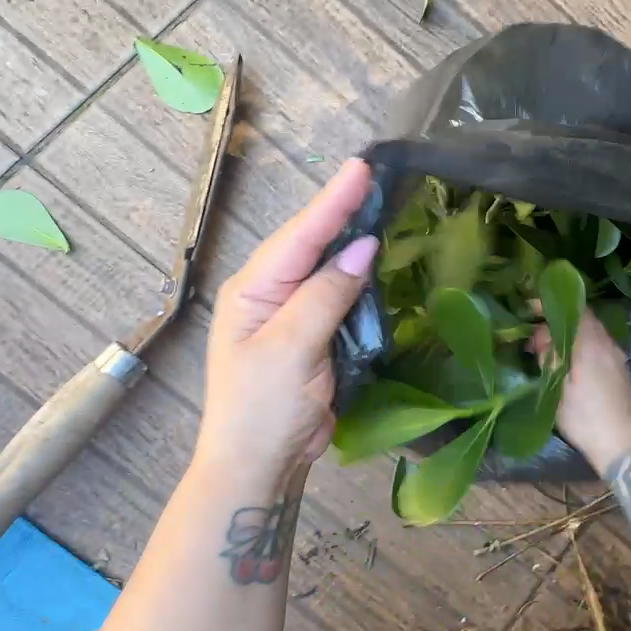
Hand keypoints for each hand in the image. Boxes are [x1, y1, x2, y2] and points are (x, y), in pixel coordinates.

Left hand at [194, 159, 376, 485]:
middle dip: (340, 209)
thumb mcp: (292, 348)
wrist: (258, 463)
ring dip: (350, 237)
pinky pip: (337, 295)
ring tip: (377, 202)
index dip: (332, 202)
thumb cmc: (263, 408)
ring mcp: (290, 315)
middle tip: (374, 176)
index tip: (362, 167)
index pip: (299, 236)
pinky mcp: (312, 336)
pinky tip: (373, 257)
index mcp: (253, 290)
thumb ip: (325, 295)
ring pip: (325, 267)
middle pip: (309, 243)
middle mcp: (269, 294)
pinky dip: (356, 274)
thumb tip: (362, 248)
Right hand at [548, 312, 630, 475]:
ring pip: (589, 332)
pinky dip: (578, 344)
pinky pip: (596, 345)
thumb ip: (549, 356)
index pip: (573, 308)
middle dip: (556, 319)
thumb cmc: (586, 417)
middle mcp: (607, 343)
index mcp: (591, 343)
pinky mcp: (619, 369)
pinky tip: (565, 361)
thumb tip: (540, 333)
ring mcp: (616, 356)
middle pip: (582, 319)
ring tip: (544, 348)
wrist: (624, 445)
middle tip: (532, 331)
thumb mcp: (557, 389)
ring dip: (567, 333)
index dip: (550, 304)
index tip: (528, 307)